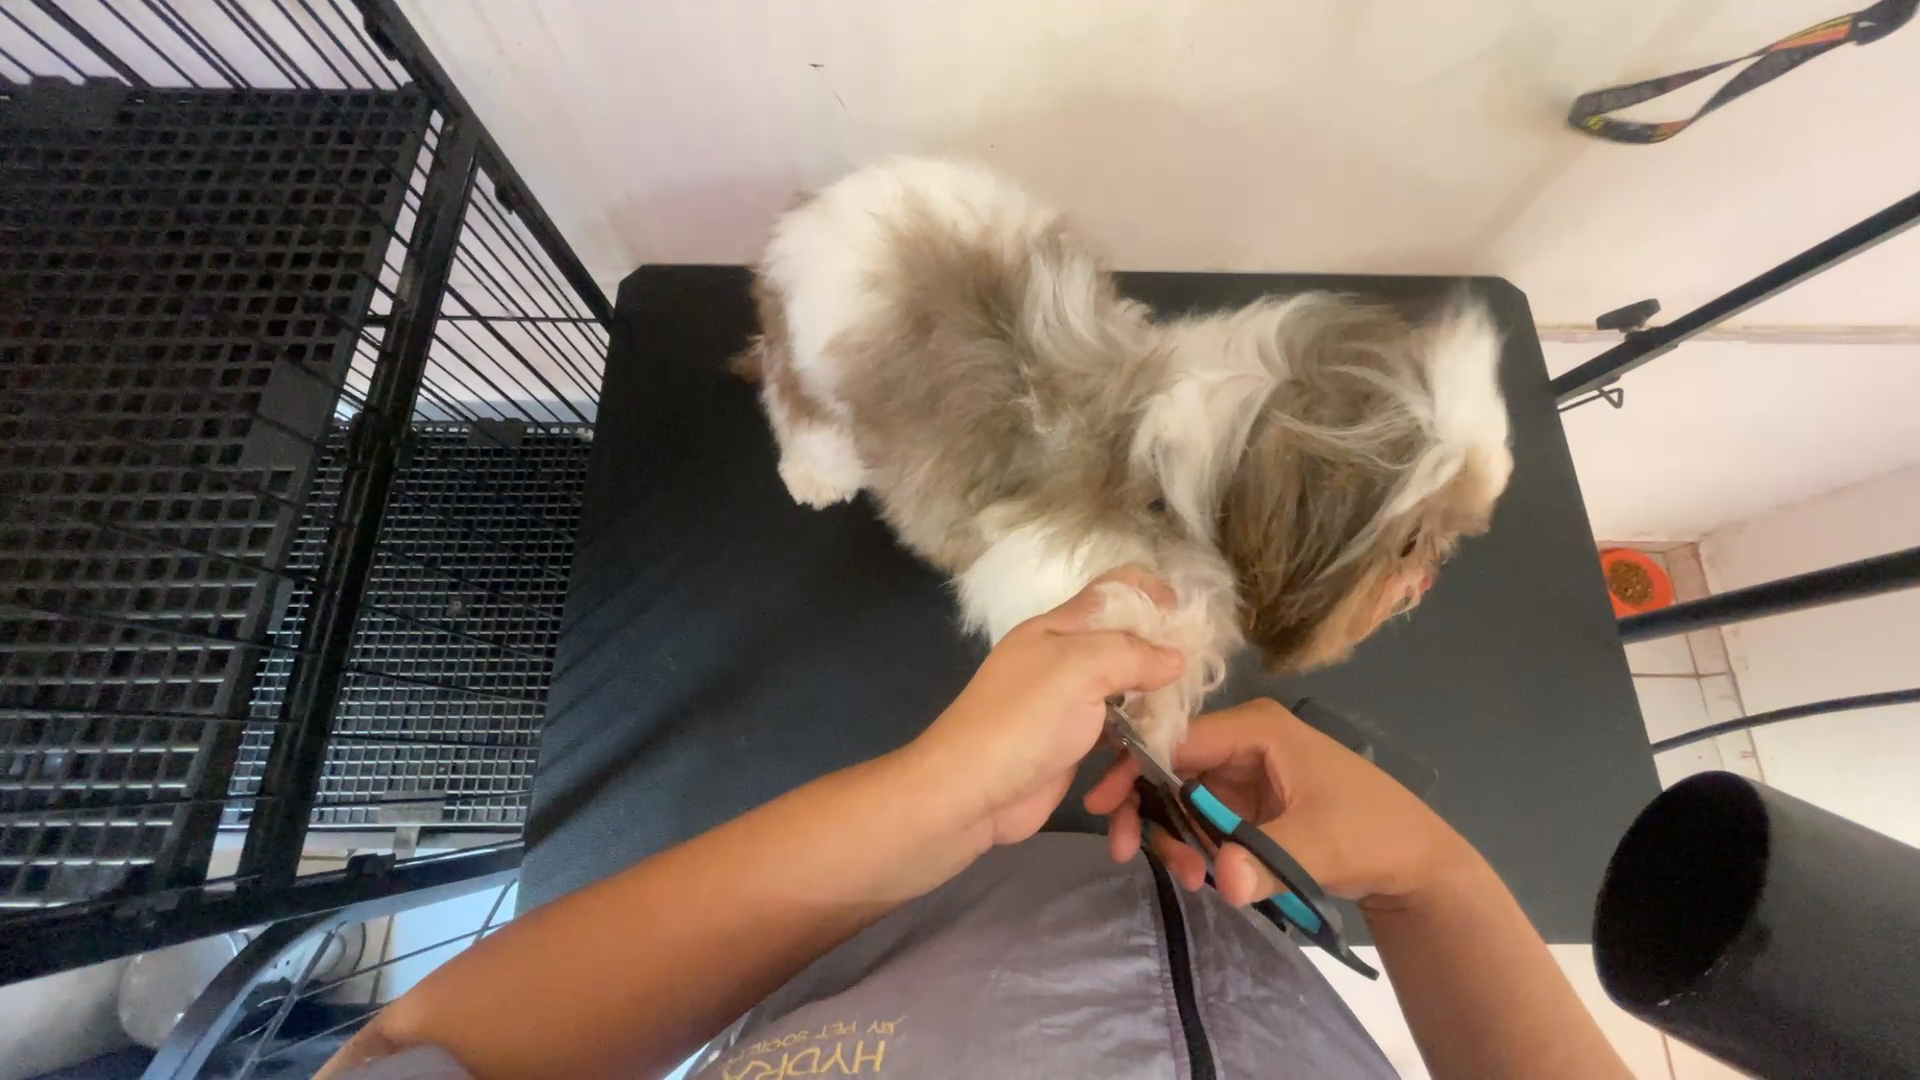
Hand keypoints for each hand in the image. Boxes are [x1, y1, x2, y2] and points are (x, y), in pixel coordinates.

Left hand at [905, 568, 1186, 848]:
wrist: (971, 792)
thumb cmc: (1023, 720)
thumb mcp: (1079, 668)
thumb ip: (1131, 653)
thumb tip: (1175, 657)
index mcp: (1059, 626)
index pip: (1113, 589)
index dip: (1153, 593)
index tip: (1189, 622)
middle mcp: (1064, 657)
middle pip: (1124, 638)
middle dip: (1162, 649)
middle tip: (1200, 673)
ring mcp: (1067, 701)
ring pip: (1124, 685)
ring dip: (1154, 694)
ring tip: (1187, 708)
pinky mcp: (1071, 741)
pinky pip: (1116, 726)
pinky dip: (1139, 730)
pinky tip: (1161, 740)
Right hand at [1084, 699, 1476, 911]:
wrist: (1416, 864)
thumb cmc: (1375, 832)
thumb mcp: (1325, 845)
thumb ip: (1270, 860)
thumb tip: (1224, 881)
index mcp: (1255, 728)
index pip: (1178, 738)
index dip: (1136, 767)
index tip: (1104, 804)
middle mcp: (1239, 742)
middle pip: (1168, 766)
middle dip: (1146, 808)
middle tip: (1125, 850)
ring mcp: (1238, 772)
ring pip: (1177, 796)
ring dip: (1169, 834)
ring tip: (1189, 878)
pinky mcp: (1241, 803)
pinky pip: (1197, 818)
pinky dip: (1189, 845)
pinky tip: (1199, 874)